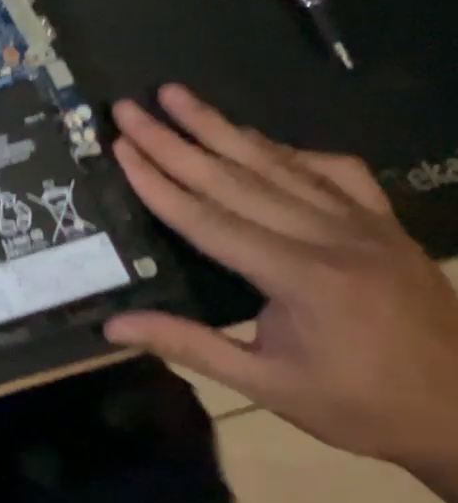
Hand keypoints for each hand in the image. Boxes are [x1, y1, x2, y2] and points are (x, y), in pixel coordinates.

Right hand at [104, 85, 457, 492]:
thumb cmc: (363, 407)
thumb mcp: (271, 387)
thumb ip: (190, 345)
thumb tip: (111, 326)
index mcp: (305, 280)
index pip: (209, 220)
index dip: (157, 182)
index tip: (119, 147)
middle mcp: (336, 241)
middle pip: (236, 180)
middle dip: (174, 141)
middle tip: (129, 108)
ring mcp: (369, 228)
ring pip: (279, 165)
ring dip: (221, 127)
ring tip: (176, 95)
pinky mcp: (389, 227)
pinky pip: (336, 173)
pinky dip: (290, 151)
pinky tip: (258, 140)